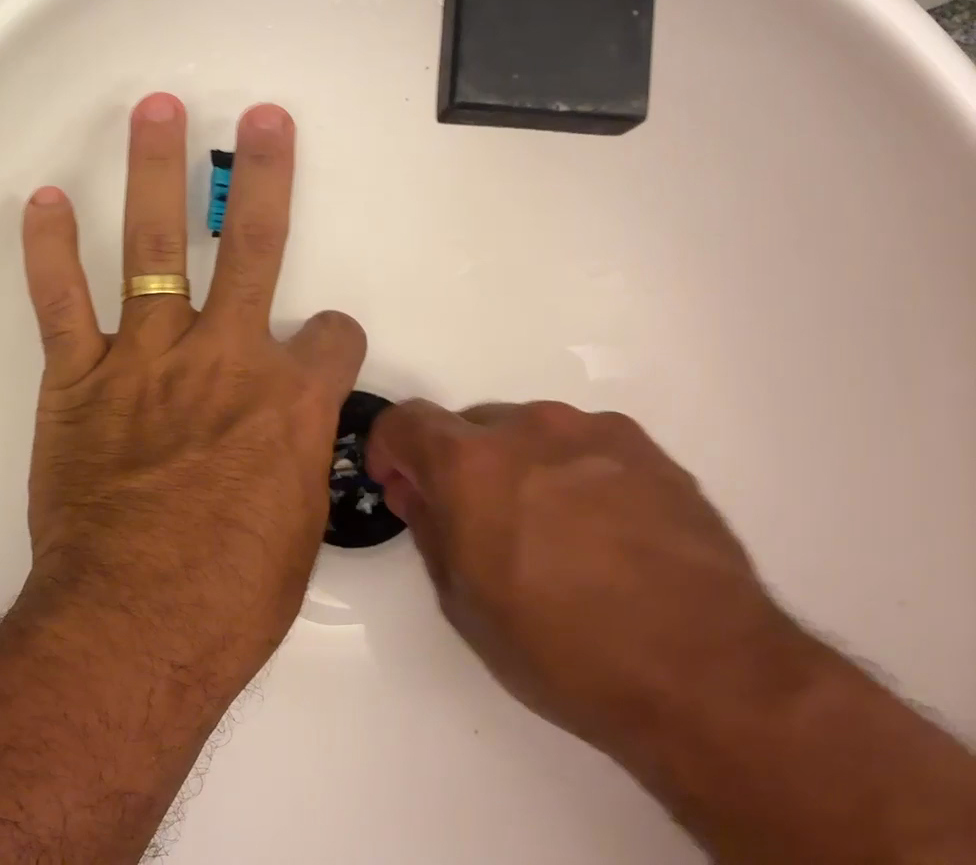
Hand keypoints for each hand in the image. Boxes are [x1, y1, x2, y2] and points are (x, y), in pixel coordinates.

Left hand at [16, 93, 365, 675]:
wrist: (136, 621)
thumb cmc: (227, 598)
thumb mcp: (294, 534)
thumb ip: (288, 468)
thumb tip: (276, 452)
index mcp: (295, 404)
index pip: (332, 338)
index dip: (332, 339)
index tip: (322, 344)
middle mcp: (227, 361)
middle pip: (254, 248)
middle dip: (263, 176)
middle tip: (262, 120)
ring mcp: (148, 360)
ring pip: (156, 249)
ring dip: (156, 175)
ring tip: (154, 112)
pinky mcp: (79, 379)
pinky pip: (61, 300)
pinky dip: (49, 248)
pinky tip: (45, 202)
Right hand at [365, 400, 796, 749]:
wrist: (709, 676)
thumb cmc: (560, 647)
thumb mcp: (461, 600)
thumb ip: (430, 530)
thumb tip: (421, 496)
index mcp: (468, 461)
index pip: (403, 422)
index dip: (390, 453)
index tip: (401, 489)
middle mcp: (529, 429)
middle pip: (468, 426)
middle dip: (456, 464)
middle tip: (473, 522)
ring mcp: (599, 437)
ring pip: (531, 435)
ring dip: (517, 468)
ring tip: (545, 532)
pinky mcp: (655, 456)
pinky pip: (587, 450)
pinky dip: (572, 476)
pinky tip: (597, 535)